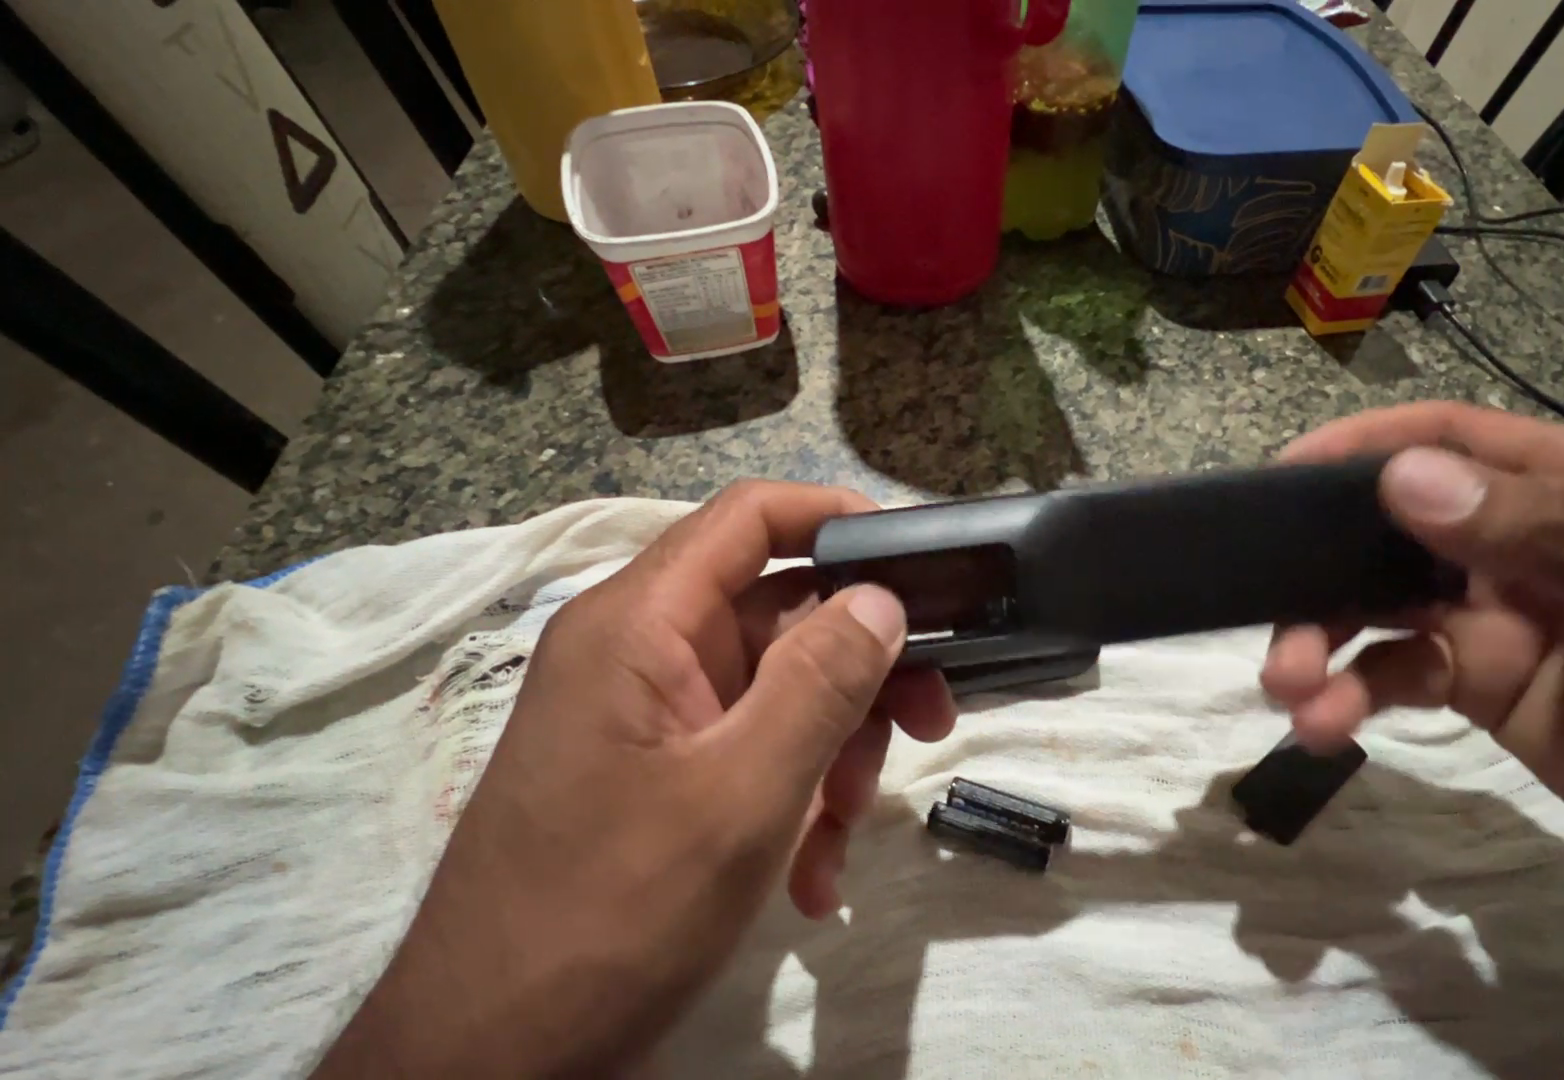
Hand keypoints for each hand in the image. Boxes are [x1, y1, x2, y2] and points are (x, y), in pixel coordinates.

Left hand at [315, 482, 955, 1078]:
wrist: (493, 1061)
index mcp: (640, 624)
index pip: (748, 518)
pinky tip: (809, 877)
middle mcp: (641, 651)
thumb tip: (881, 598)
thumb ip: (819, 682)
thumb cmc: (614, 913)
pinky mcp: (658, 772)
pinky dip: (793, 799)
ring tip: (841, 838)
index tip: (917, 562)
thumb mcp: (742, 794)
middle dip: (858, 673)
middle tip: (928, 725)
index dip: (836, 518)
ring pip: (777, 690)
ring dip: (831, 755)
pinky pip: (748, 752)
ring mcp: (648, 715)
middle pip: (781, 614)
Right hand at [1264, 404, 1563, 1075]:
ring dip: (1323, 643)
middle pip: (1391, 534)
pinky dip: (1350, 696)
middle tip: (1279, 629)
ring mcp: (1497, 618)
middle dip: (1323, 576)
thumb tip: (1401, 482)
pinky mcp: (1480, 687)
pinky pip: (1394, 677)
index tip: (1282, 478)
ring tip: (1293, 692)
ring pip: (1379, 611)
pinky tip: (1326, 728)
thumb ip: (1551, 535)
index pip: (1456, 443)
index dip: (1366, 449)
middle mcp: (1524, 544)